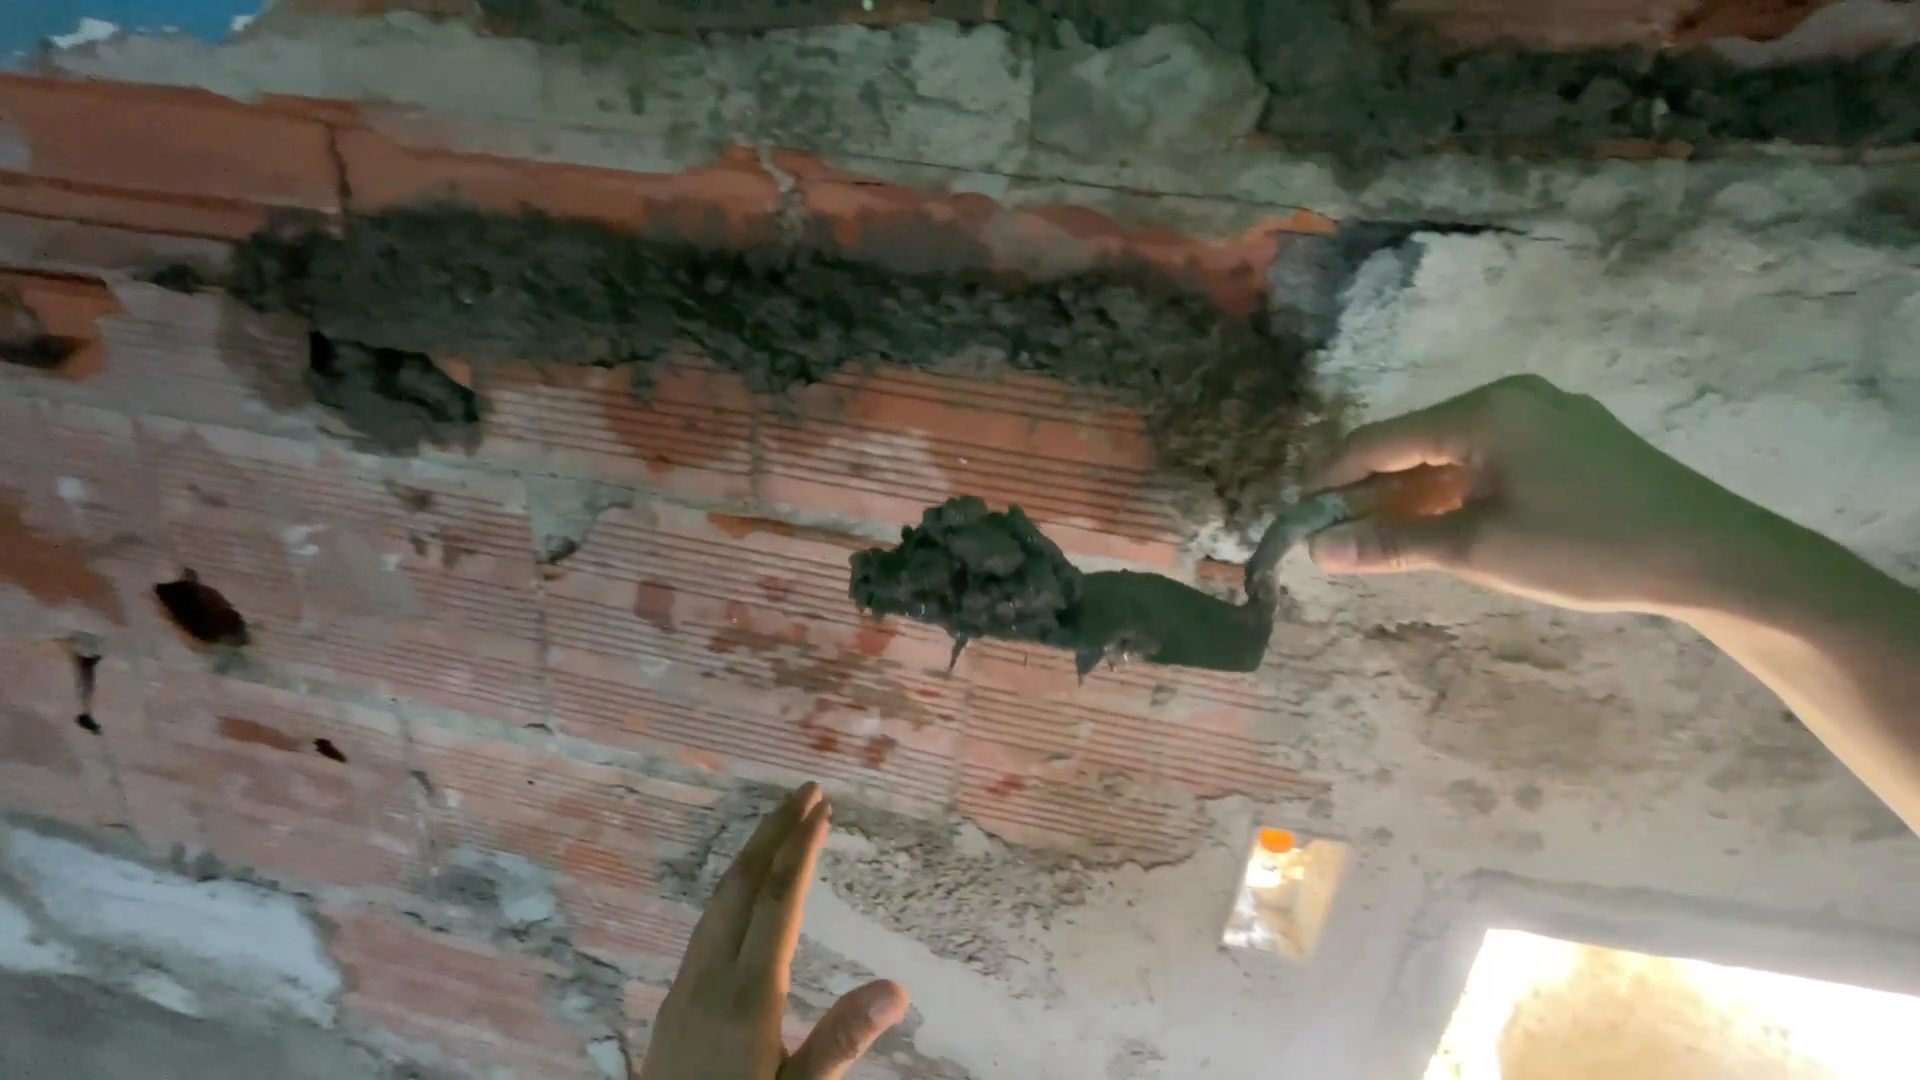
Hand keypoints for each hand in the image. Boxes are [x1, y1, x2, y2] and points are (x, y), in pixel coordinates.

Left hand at [638, 782, 908, 1079]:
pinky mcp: (675, 998)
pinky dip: (735, 884)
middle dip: (774, 830)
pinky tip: (747, 888)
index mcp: (746, 996)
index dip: (801, 849)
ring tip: (782, 823)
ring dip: (752, 853)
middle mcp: (710, 976)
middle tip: (806, 790)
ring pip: (718, 898)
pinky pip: (708, 919)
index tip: (822, 807)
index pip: (777, 902)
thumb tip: (898, 988)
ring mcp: (685, 984)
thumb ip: (841, 1039)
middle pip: (741, 884)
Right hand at [1306, 374, 1762, 613]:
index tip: (1298, 516)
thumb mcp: (1476, 550)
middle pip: (1410, 441)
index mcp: (1482, 412)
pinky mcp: (1567, 434)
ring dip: (1408, 491)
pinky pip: (1483, 453)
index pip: (1377, 441)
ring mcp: (1542, 412)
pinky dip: (1450, 486)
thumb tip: (1316, 551)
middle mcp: (1508, 397)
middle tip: (1340, 534)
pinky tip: (1442, 519)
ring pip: (1446, 449)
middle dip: (1368, 489)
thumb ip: (1389, 544)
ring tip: (1384, 534)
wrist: (1720, 559)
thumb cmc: (1587, 549)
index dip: (1330, 479)